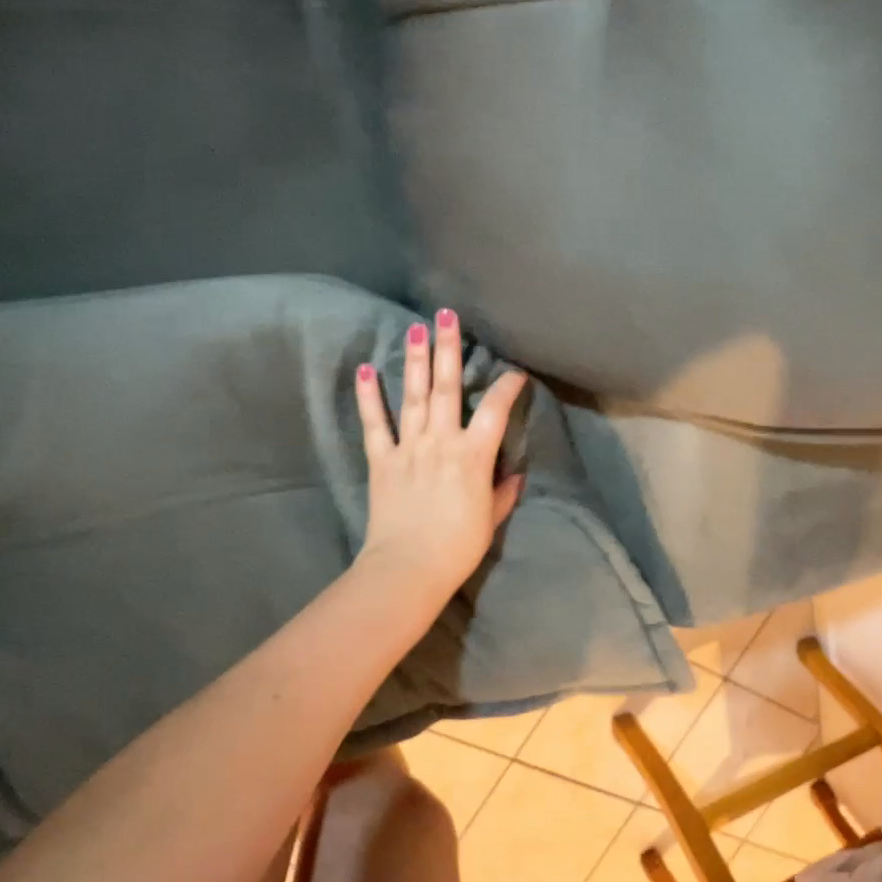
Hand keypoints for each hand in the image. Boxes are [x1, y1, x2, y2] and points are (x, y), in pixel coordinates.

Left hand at [353, 309, 527, 591]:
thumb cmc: (458, 546)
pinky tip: (366, 369)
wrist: (408, 568)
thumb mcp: (490, 519)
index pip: (497, 410)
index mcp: (474, 455)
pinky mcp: (382, 460)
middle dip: (448, 347)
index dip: (508, 387)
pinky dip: (370, 396)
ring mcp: (409, 447)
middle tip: (447, 314)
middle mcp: (442, 440)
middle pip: (448, 386)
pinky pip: (375, 423)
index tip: (515, 371)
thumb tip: (515, 475)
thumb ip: (503, 492)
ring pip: (414, 395)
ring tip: (416, 327)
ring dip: (415, 359)